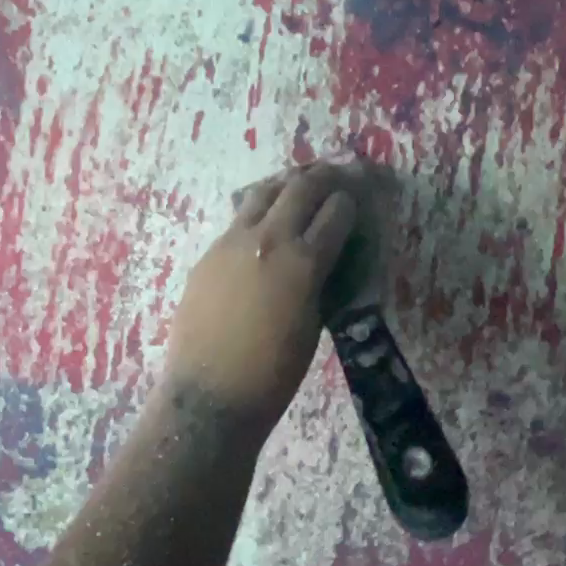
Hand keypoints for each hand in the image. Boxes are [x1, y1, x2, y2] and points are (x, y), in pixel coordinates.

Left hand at [163, 160, 367, 433]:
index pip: (335, 213)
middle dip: (323, 177)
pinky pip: (238, 218)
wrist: (209, 393)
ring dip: (286, 183)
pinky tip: (264, 214)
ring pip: (262, 193)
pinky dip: (258, 208)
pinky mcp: (209, 253)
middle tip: (336, 172)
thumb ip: (321, 281)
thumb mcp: (313, 325)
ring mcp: (231, 242)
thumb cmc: (273, 373)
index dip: (350, 202)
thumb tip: (327, 256)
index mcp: (302, 262)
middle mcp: (268, 239)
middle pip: (299, 189)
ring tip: (299, 180)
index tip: (357, 197)